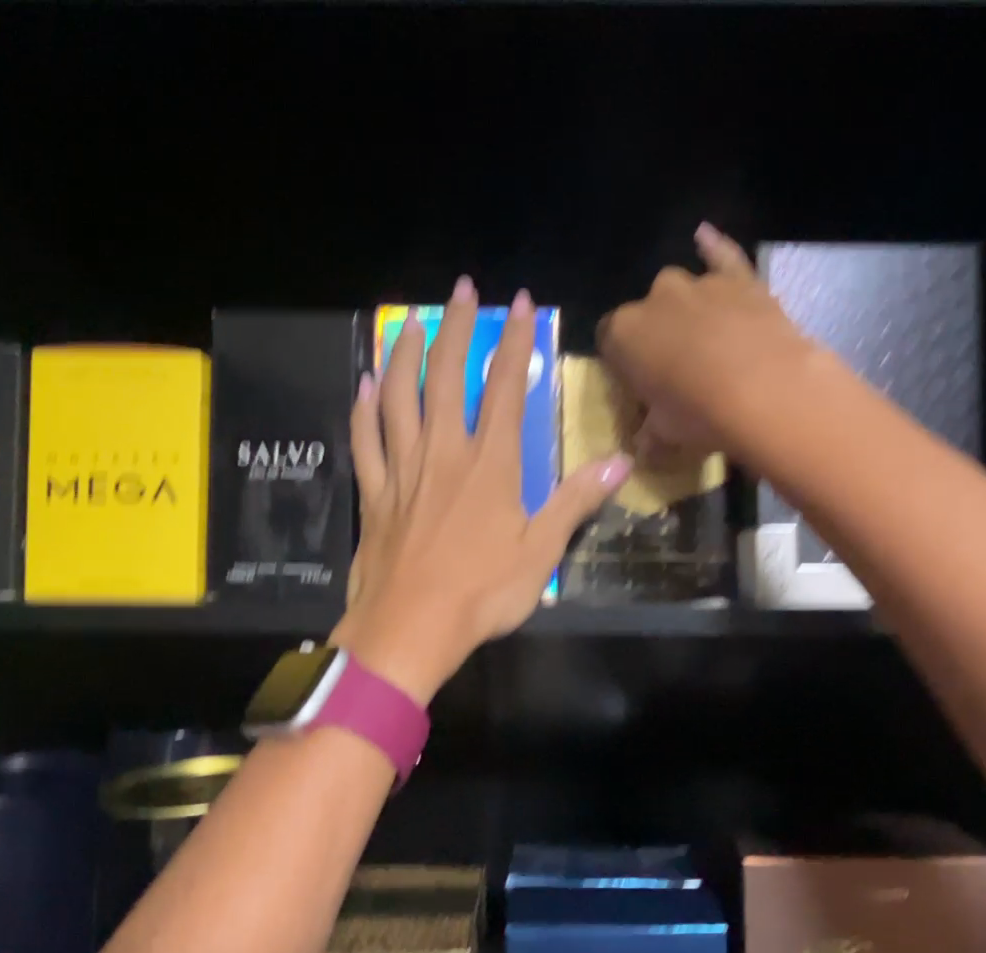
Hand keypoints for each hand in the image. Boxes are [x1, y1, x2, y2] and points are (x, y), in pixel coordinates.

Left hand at [333, 280, 631, 703]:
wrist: (410, 629)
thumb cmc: (483, 592)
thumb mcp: (542, 550)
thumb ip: (576, 500)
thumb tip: (623, 461)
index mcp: (489, 464)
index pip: (504, 388)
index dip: (513, 342)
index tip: (520, 304)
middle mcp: (443, 453)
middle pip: (445, 377)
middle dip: (454, 328)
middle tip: (459, 290)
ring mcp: (402, 471)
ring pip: (397, 398)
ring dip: (403, 355)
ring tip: (408, 323)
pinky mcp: (373, 494)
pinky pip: (364, 441)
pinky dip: (362, 409)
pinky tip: (364, 386)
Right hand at [596, 223, 832, 458]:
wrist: (765, 390)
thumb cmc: (700, 414)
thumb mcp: (665, 435)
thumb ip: (649, 435)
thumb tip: (642, 447)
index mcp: (622, 333)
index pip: (610, 343)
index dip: (624, 365)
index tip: (641, 388)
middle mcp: (653, 300)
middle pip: (647, 317)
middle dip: (657, 339)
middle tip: (677, 374)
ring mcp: (697, 285)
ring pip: (682, 294)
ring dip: (687, 313)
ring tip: (705, 344)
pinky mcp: (739, 281)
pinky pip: (722, 255)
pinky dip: (713, 245)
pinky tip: (703, 235)